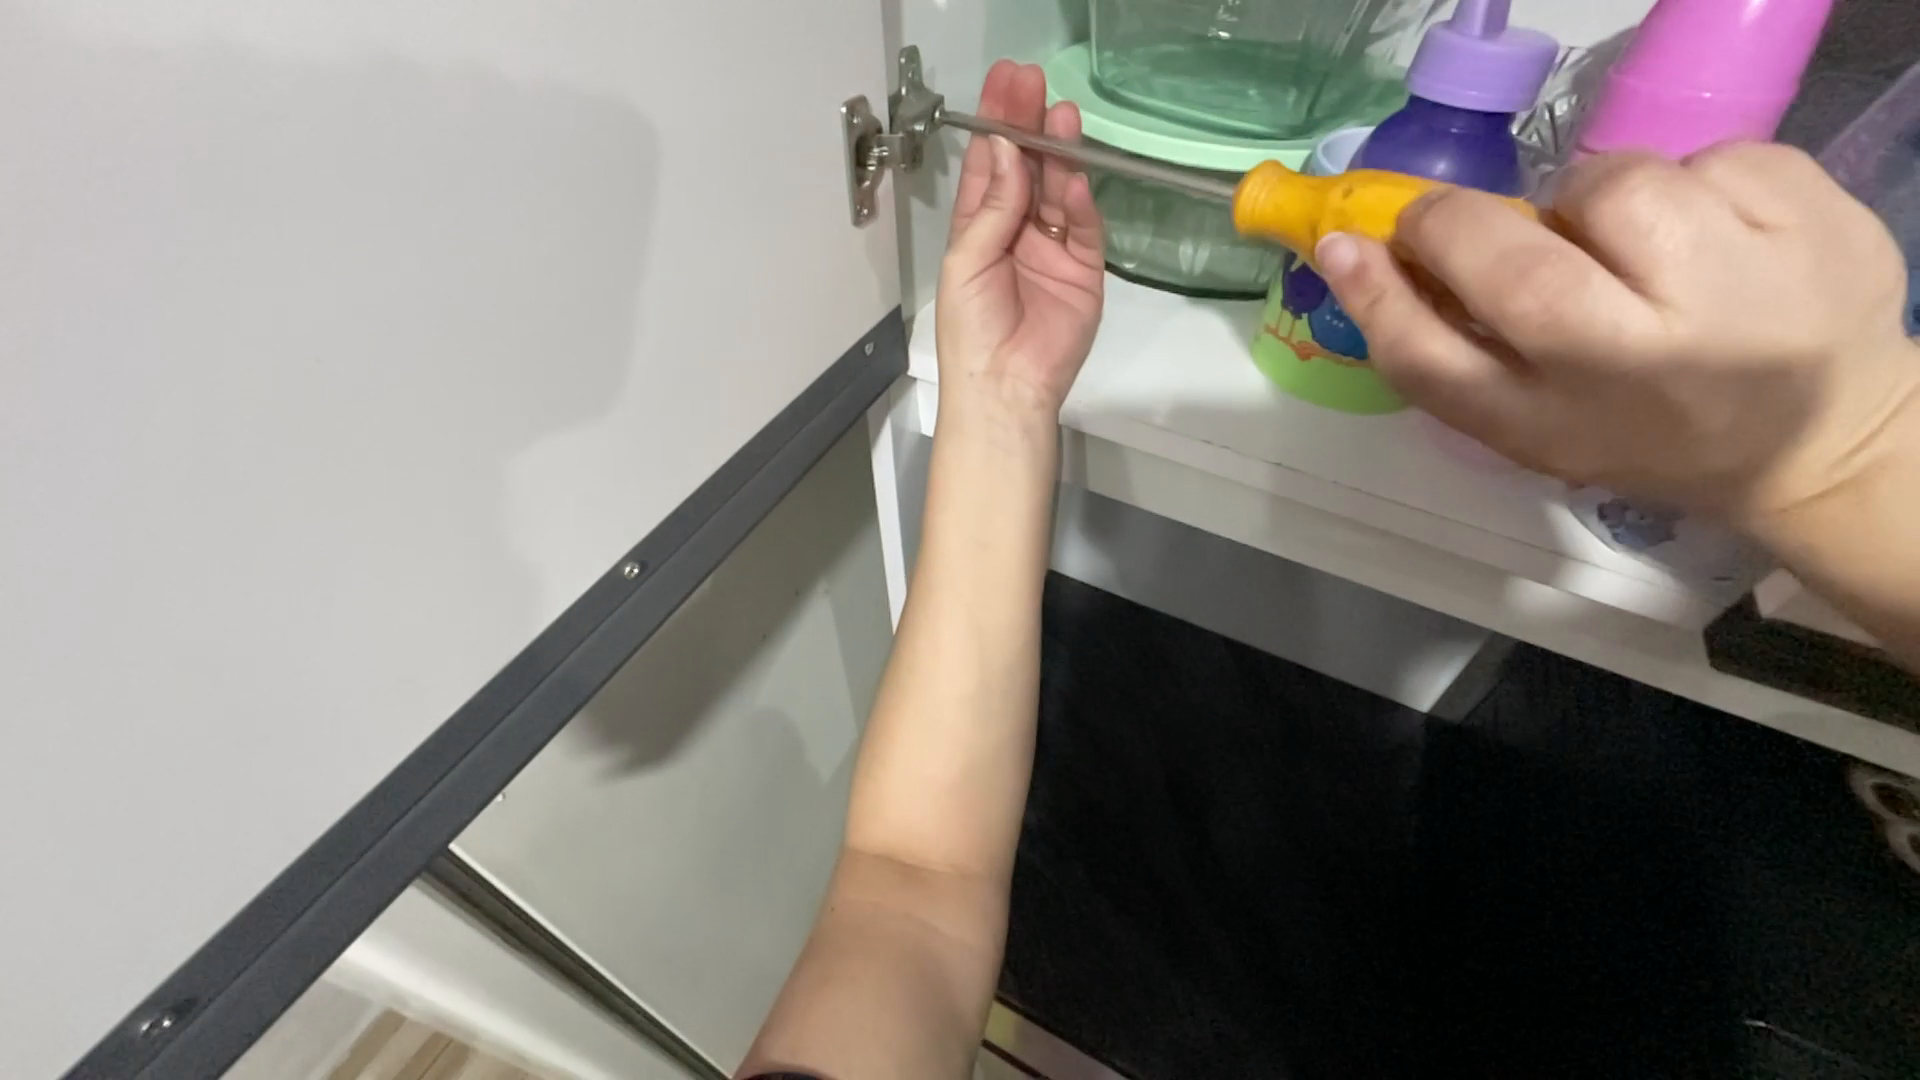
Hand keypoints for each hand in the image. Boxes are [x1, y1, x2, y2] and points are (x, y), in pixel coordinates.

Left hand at [935, 61, 1103, 429]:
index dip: (996, 127)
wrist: (1006, 386)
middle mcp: (1014, 234)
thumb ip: (992, 209)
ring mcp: (1051, 251)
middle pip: (1025, 171)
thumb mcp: (967, 263)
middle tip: (1033, 83)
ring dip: (1058, 154)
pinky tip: (1071, 176)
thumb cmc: (972, 330)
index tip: (1005, 84)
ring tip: (1059, 114)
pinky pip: (1084, 227)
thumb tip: (1010, 152)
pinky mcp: (1083, 270)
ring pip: (1056, 191)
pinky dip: (1079, 201)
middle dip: (1028, 127)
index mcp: (978, 232)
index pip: (990, 169)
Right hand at [1316, 142, 1919, 523]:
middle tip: (1452, 221)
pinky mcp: (1822, 221)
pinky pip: (1713, 156)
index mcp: (1551, 420)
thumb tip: (1351, 252)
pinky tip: (1702, 232)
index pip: (1430, 357)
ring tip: (1613, 243)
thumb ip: (1434, 345)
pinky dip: (1685, 181)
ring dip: (1586, 200)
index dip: (1375, 294)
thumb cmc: (1624, 429)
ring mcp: (1742, 287)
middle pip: (1516, 266)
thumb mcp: (1515, 418)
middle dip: (1457, 222)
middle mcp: (1636, 362)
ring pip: (1618, 184)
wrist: (1807, 438)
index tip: (1344, 244)